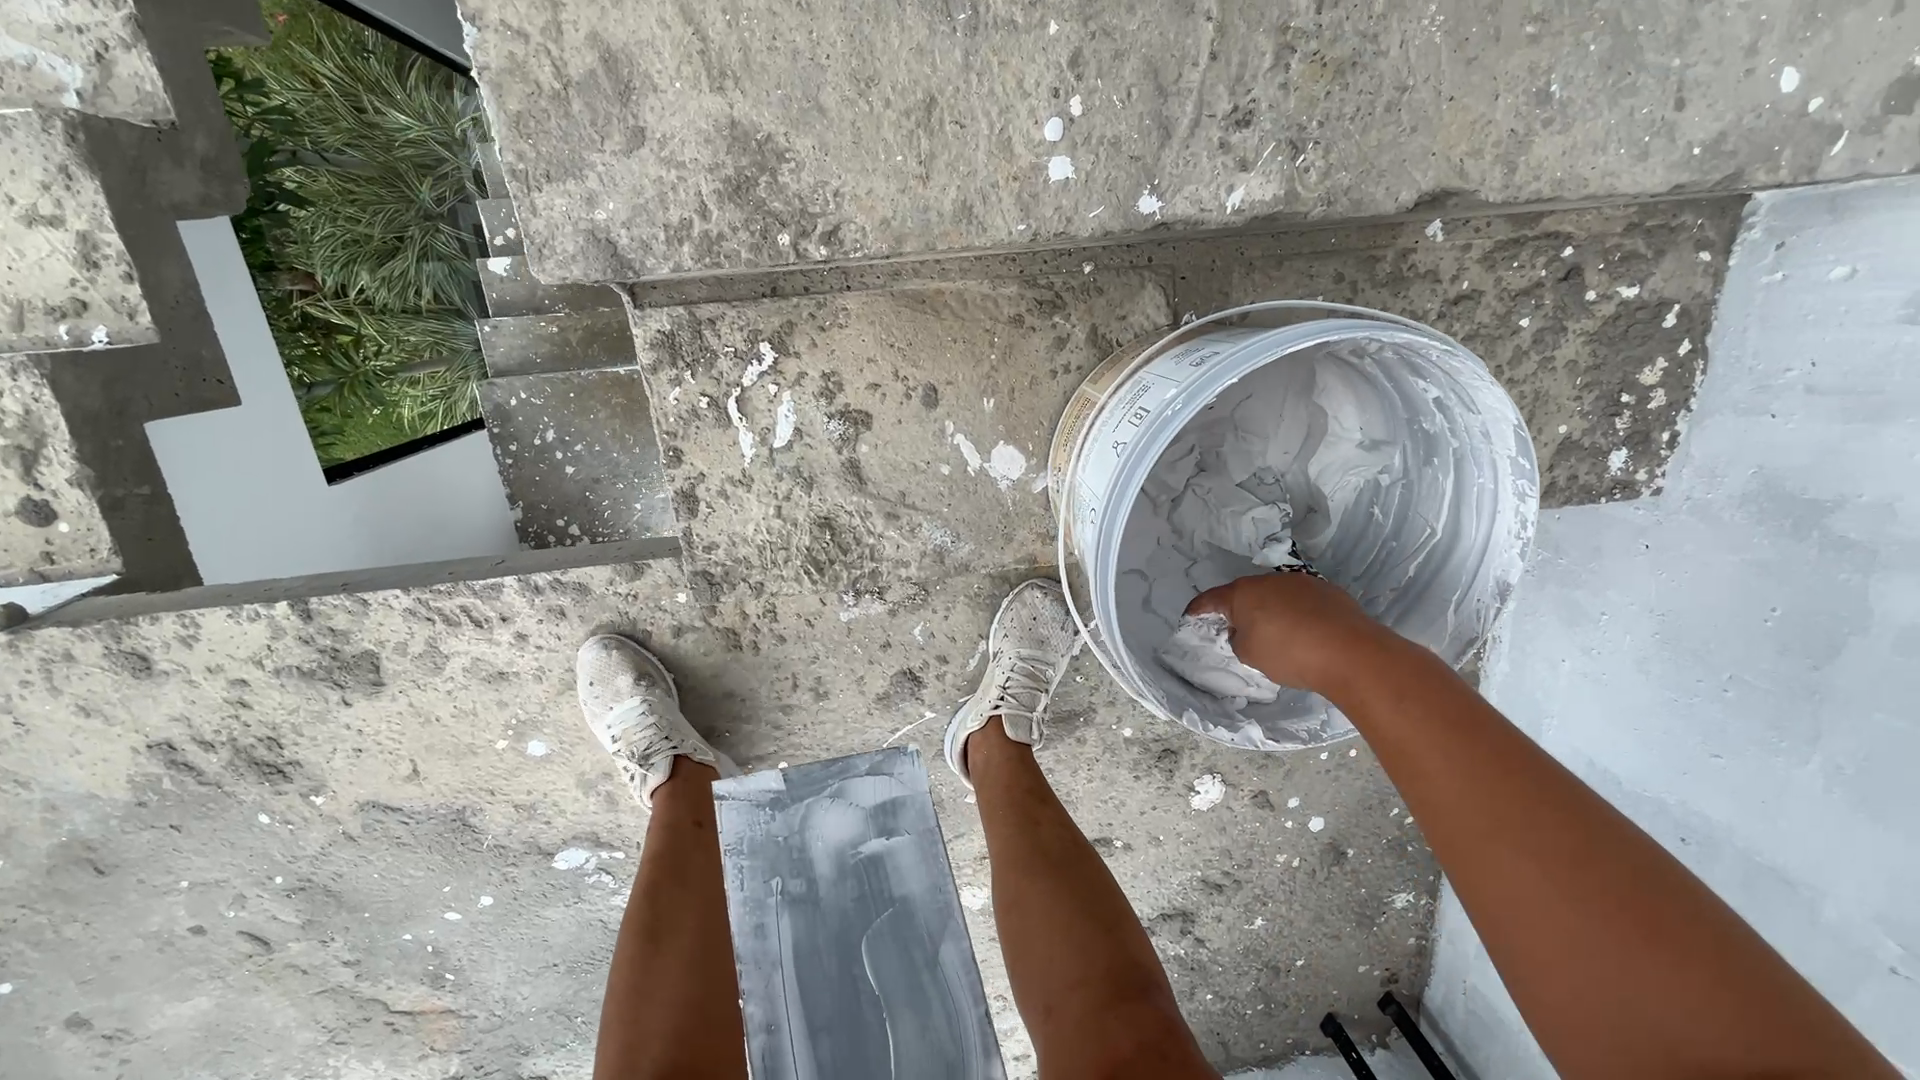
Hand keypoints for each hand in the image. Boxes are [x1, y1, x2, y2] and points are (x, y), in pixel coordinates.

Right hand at [1185, 573, 1399, 693]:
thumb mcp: (1250, 655)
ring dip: (1271, 611)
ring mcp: (1301, 582)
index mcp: (1243, 593)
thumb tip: (1247, 631)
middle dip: (1240, 610)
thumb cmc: (1289, 653)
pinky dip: (1297, 615)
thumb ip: (1239, 639)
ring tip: (1277, 635)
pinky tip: (1305, 634)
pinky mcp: (1328, 591)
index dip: (1199, 609)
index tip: (1191, 615)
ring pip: (1276, 596)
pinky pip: (1302, 602)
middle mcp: (1269, 581)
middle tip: (1239, 631)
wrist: (1350, 652)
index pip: (1211, 599)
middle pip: (1246, 594)